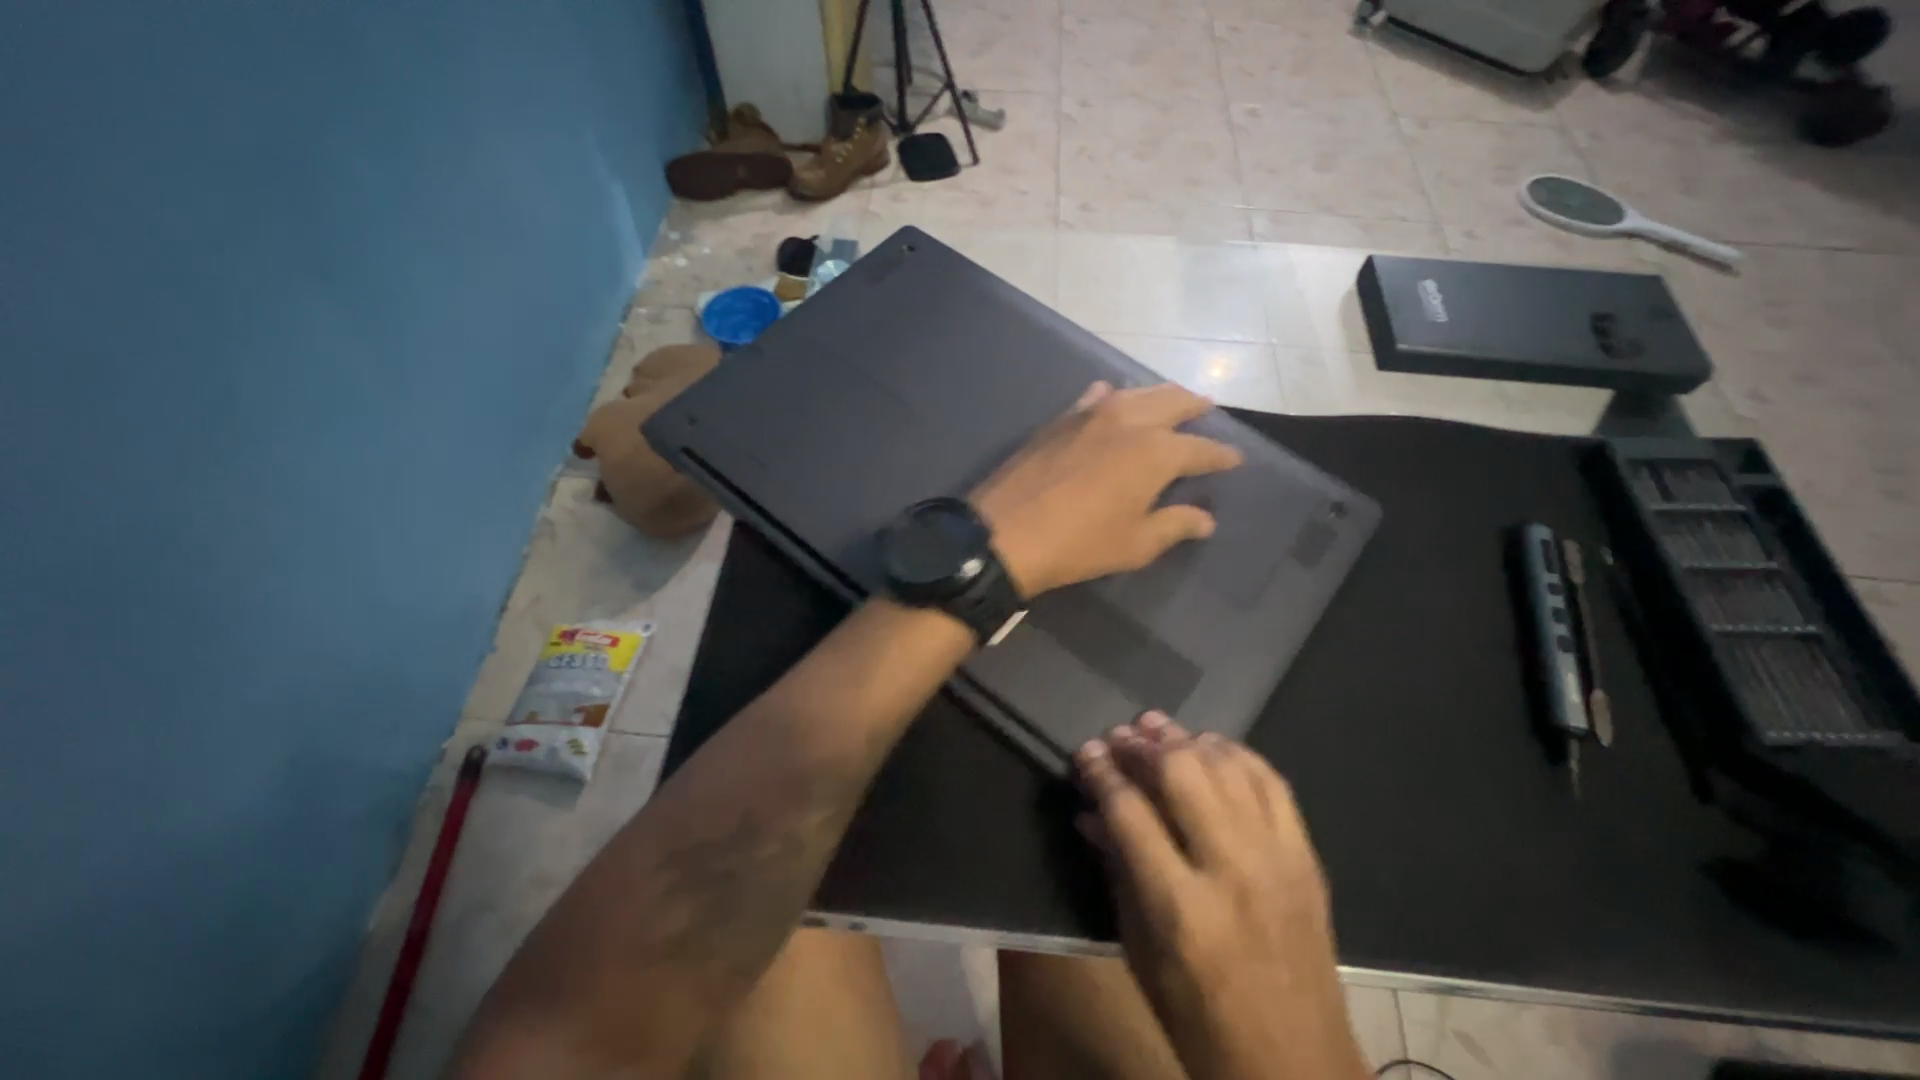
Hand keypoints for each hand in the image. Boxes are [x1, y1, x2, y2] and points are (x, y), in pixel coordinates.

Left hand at [971, 382, 1242, 596]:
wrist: (1006, 533)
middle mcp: (1129, 421)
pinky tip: (1112, 399)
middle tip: (1208, 408)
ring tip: (1171, 401)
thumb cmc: (1079, 544)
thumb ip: (1174, 525)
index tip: (1234, 460)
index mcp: (1156, 452)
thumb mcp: (1135, 544)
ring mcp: (1091, 415)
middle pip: (1172, 402)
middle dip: (1194, 406)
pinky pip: (1096, 398)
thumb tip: (1205, 519)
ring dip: (1159, 395)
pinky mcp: (1060, 419)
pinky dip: (1113, 397)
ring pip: (1136, 393)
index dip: (1221, 456)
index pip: (1201, 449)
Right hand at [1074, 713, 1370, 1079]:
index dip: (1102, 775)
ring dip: (1188, 740)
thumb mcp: (1140, 953)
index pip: (1131, 814)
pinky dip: (1239, 756)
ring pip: (1229, 769)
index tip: (1084, 753)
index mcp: (1181, 907)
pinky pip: (1273, 784)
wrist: (1293, 1061)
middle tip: (1119, 734)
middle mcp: (1232, 870)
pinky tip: (1213, 748)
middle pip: (1183, 775)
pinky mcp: (1307, 857)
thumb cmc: (1198, 1017)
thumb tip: (1091, 814)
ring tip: (1158, 728)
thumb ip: (1118, 873)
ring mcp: (1277, 859)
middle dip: (1144, 746)